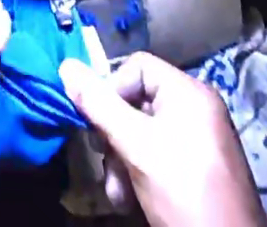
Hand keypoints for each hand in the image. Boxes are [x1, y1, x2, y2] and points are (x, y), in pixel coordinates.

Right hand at [60, 53, 266, 226]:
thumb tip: (66, 66)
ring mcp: (200, 141)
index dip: (111, 89)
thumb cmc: (183, 193)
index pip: (137, 66)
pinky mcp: (198, 170)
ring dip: (120, 159)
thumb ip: (98, 104)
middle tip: (103, 158)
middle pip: (136, 100)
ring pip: (142, 131)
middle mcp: (197, 109)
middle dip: (113, 134)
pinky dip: (138, 173)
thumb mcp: (135, 145)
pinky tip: (129, 200)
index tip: (97, 122)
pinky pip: (158, 154)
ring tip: (116, 191)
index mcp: (189, 93)